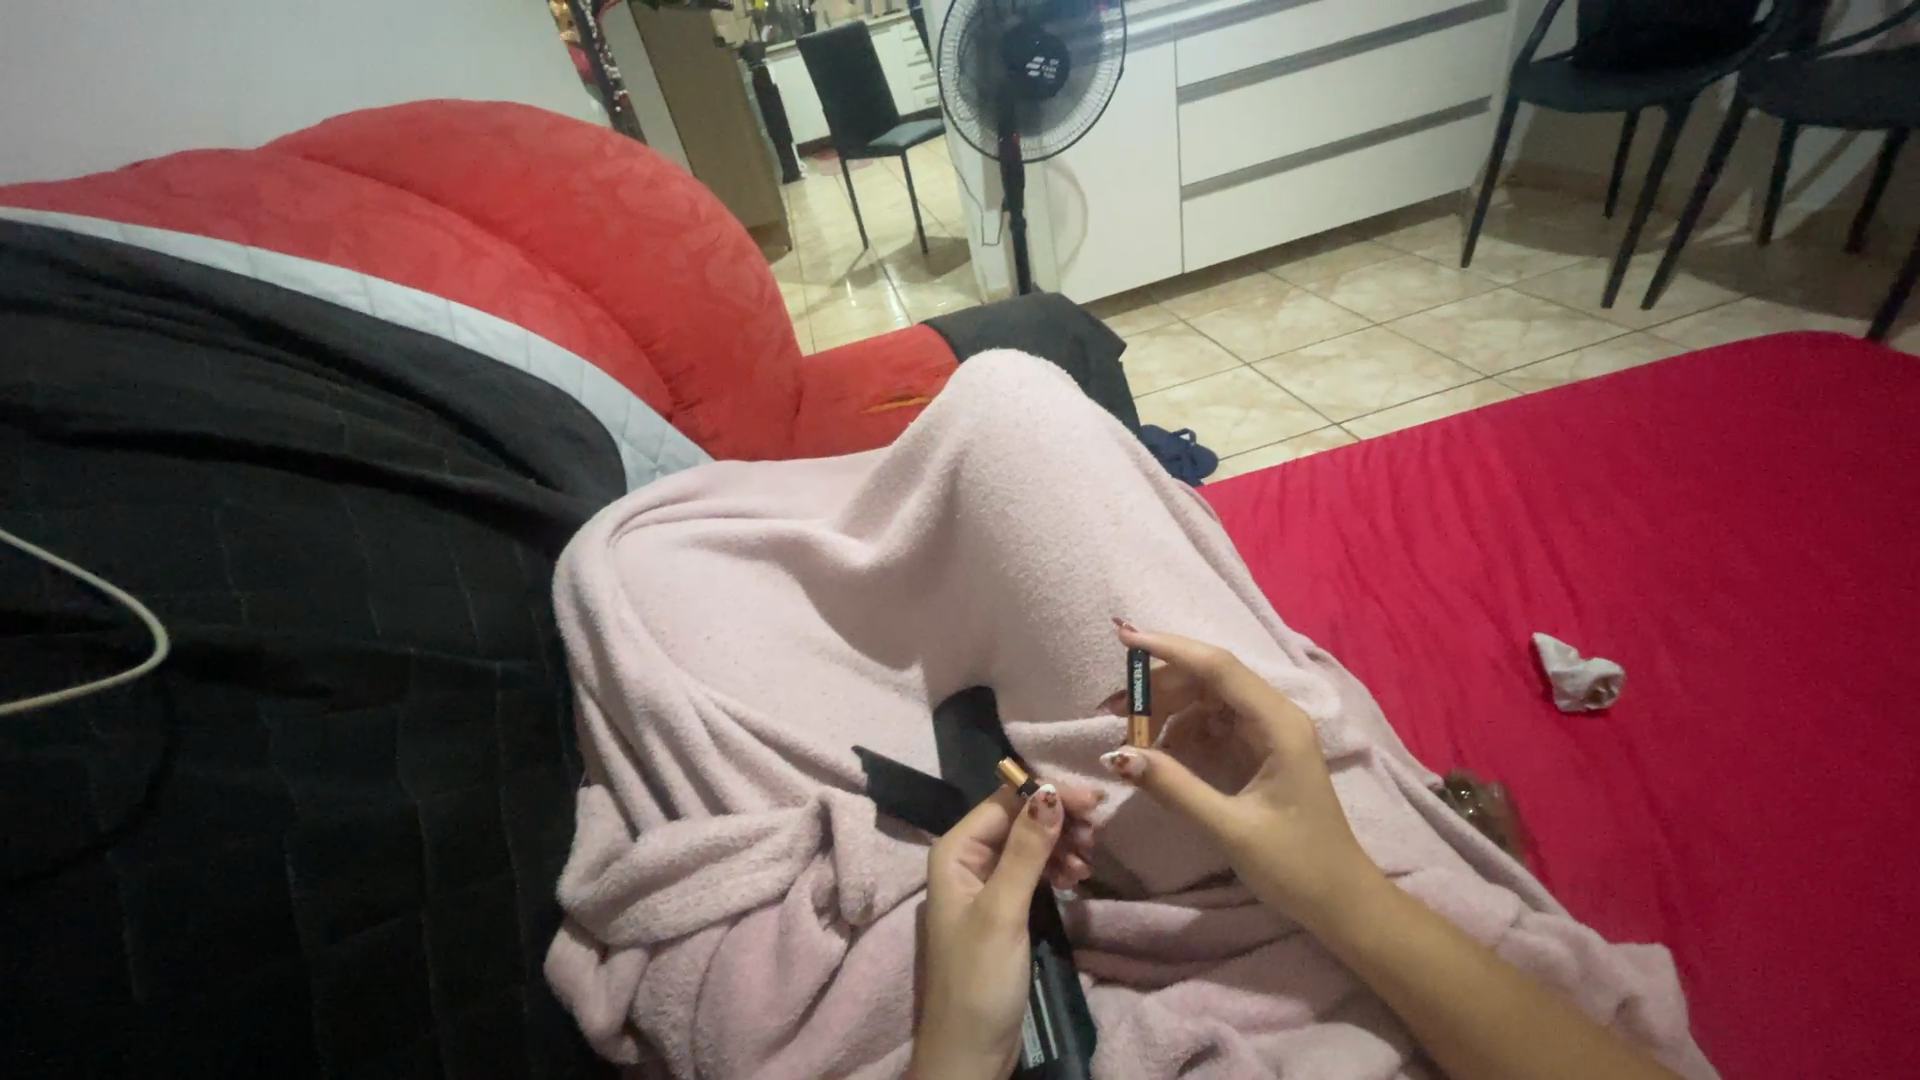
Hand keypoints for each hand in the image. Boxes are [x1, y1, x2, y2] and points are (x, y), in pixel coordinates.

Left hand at [910, 780, 1101, 1079]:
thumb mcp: (1003, 911)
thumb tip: (1050, 792)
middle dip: (1059, 820)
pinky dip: (1056, 869)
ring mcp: (986, 882)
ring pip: (1030, 843)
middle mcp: (967, 857)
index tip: (1094, 801)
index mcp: (955, 850)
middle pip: (1020, 818)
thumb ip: (1026, 850)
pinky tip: (1076, 879)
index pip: (1006, 802)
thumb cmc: (979, 979)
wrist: (970, 1054)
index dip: (1049, 794)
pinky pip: (1033, 870)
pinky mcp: (1004, 905)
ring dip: (1062, 845)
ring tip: (1088, 863)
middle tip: (1097, 834)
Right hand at [1098, 623, 1384, 932]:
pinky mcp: (1255, 750)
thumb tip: (1119, 755)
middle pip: (1206, 678)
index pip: (1217, 667)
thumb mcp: (1232, 830)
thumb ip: (1176, 788)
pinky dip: (1178, 732)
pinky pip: (1208, 724)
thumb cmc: (1298, 865)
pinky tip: (1157, 754)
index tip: (1122, 637)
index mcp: (1278, 724)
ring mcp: (1264, 732)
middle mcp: (1273, 716)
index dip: (1168, 649)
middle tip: (1113, 710)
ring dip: (1164, 710)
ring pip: (1203, 699)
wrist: (1342, 903)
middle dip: (1157, 687)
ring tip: (1129, 737)